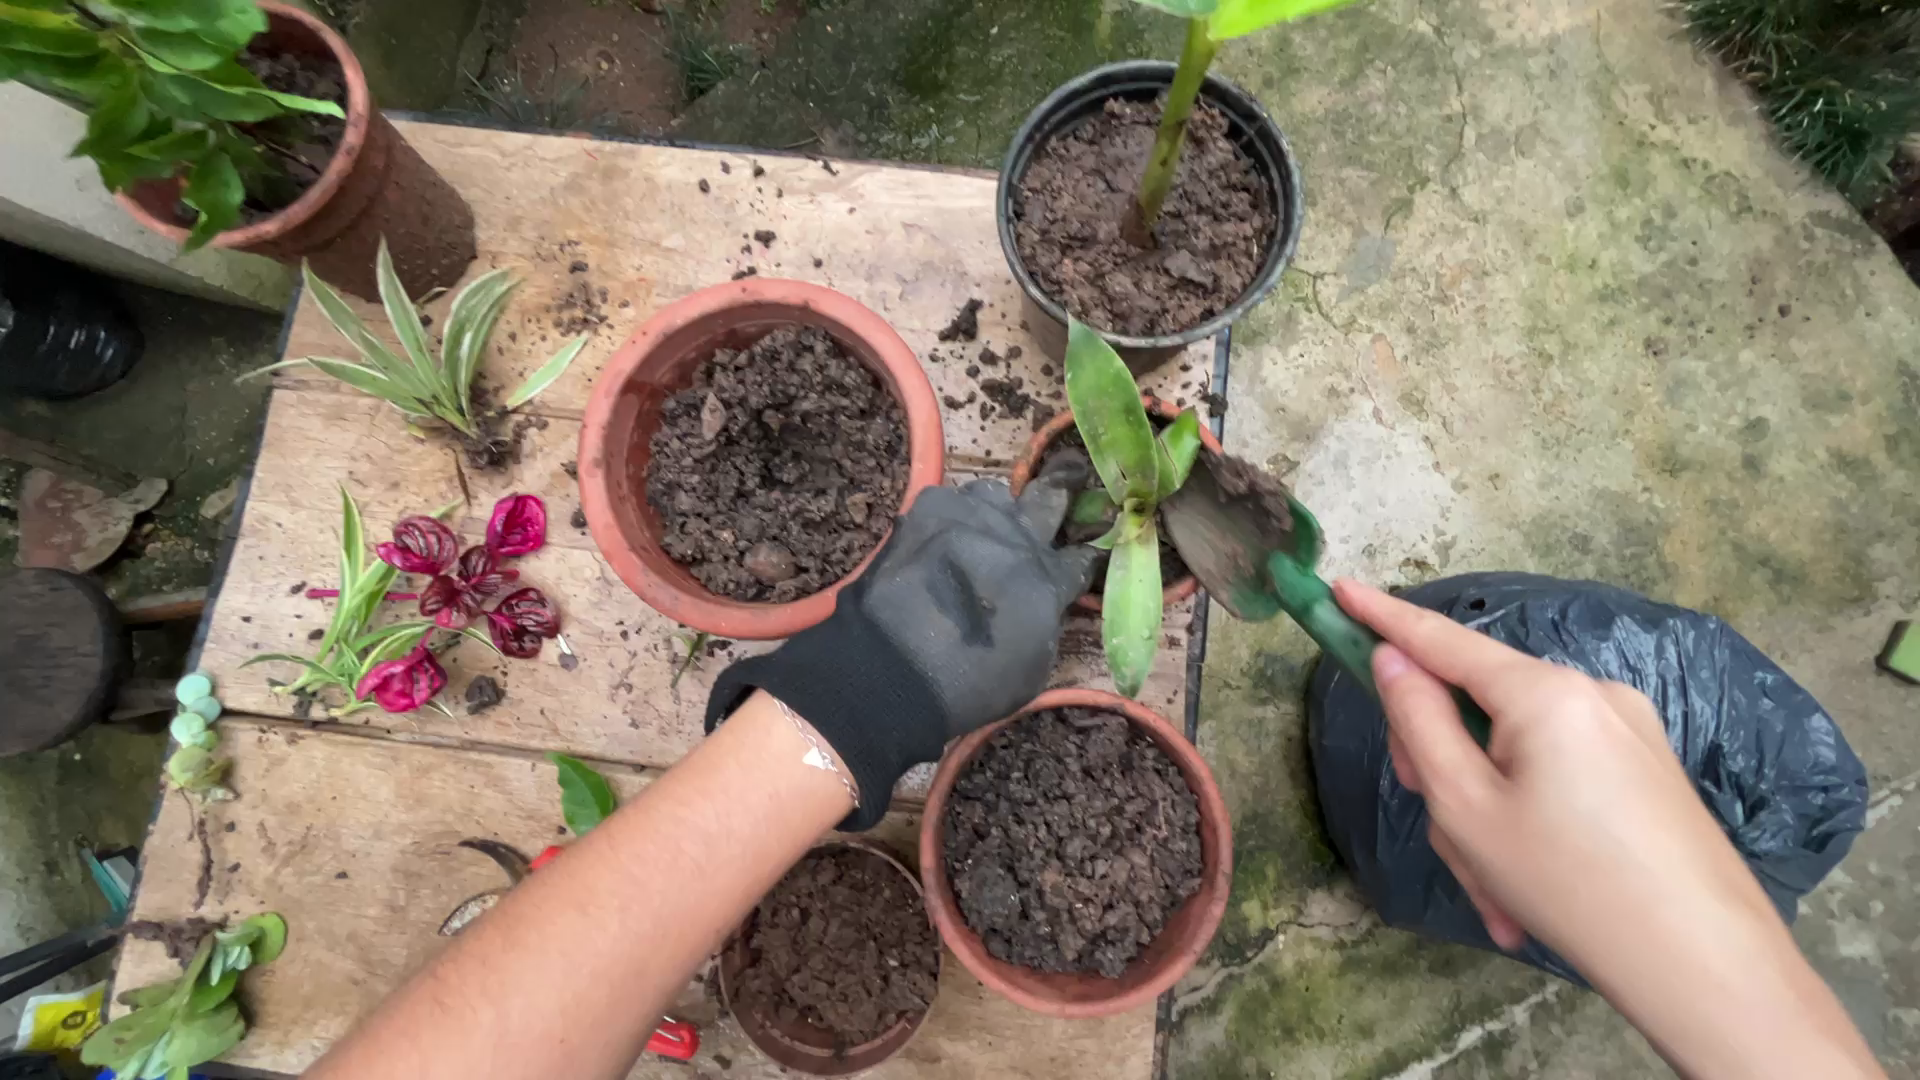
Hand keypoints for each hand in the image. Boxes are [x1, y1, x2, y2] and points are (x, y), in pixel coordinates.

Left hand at [707, 459, 1096, 828]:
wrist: (889, 670)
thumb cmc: (967, 687)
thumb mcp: (1031, 671)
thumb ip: (1045, 623)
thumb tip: (1043, 601)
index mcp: (1048, 581)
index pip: (1082, 558)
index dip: (1085, 558)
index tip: (1082, 557)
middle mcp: (1017, 539)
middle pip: (1051, 496)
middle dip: (1064, 486)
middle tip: (1067, 476)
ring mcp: (971, 517)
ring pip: (996, 493)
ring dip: (994, 511)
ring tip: (979, 530)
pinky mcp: (927, 509)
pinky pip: (947, 500)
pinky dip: (946, 518)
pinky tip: (935, 541)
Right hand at [1334, 580, 1882, 1079]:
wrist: (1716, 980)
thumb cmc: (1568, 883)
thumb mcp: (1462, 802)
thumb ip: (1415, 718)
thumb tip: (1391, 660)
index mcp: (1544, 693)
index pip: (1440, 639)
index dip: (1381, 613)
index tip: (1338, 587)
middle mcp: (1590, 694)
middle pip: (1473, 702)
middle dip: (1439, 757)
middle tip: (1437, 819)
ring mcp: (1625, 729)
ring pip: (1507, 745)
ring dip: (1479, 802)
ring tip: (1490, 880)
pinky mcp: (1643, 766)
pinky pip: (1549, 768)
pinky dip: (1519, 810)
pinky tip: (1522, 878)